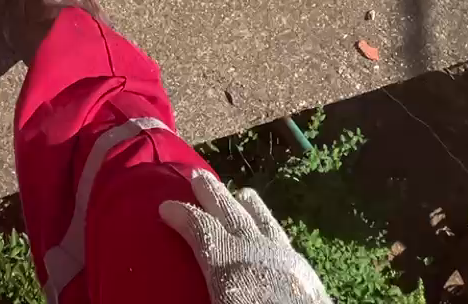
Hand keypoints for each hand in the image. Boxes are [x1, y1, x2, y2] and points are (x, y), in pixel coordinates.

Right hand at [160, 170, 331, 303]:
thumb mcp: (220, 302)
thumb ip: (197, 293)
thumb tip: (171, 290)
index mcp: (226, 263)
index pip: (199, 226)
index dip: (180, 213)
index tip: (164, 207)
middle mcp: (253, 249)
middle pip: (228, 210)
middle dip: (211, 191)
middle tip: (197, 175)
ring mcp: (282, 253)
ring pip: (260, 216)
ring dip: (242, 202)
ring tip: (235, 193)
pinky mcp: (304, 267)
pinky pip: (279, 233)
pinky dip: (266, 223)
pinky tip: (267, 230)